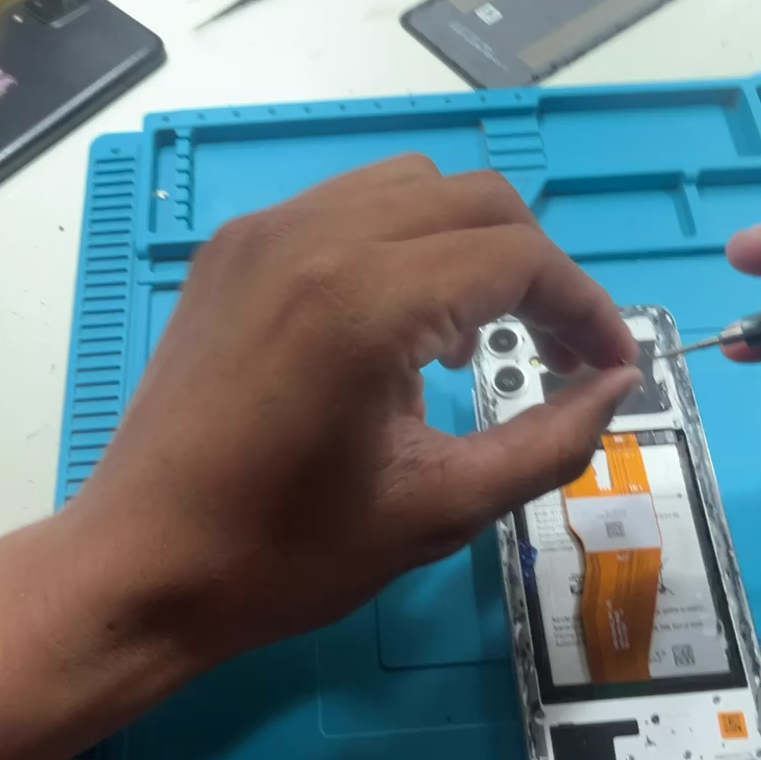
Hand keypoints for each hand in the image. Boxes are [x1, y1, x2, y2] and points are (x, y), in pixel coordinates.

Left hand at [65, 156, 639, 659]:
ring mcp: (261, 235)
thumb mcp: (438, 510)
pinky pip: (344, 212)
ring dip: (468, 251)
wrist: (143, 567)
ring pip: (408, 191)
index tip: (610, 364)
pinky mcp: (231, 254)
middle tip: (557, 351)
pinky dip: (401, 249)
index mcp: (365, 300)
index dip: (584, 307)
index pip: (517, 257)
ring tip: (474, 342)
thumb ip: (548, 443)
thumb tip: (616, 385)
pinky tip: (397, 328)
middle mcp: (312, 235)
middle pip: (472, 200)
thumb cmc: (287, 556)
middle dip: (536, 270)